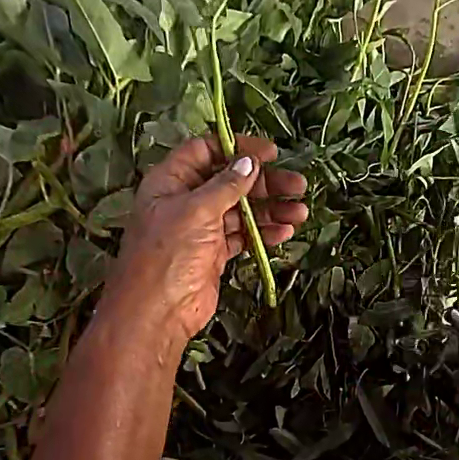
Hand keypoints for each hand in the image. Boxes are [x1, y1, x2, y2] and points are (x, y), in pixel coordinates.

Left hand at [108, 134, 307, 342]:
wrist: (157, 311)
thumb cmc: (168, 254)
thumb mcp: (196, 211)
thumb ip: (226, 185)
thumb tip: (249, 162)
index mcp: (171, 181)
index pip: (206, 150)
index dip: (238, 148)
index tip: (270, 153)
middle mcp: (187, 201)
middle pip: (231, 181)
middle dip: (266, 183)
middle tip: (298, 185)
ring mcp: (202, 228)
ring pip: (243, 210)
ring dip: (272, 209)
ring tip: (300, 213)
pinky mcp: (214, 252)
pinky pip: (244, 235)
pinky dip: (265, 233)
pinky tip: (285, 232)